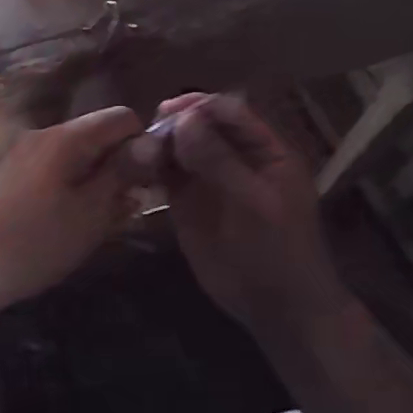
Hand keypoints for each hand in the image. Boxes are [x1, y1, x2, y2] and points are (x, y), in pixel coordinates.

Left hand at [0, 106, 145, 339]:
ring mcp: (21, 156)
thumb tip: (153, 142)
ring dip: (96, 182)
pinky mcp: (8, 178)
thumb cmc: (35, 243)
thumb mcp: (90, 213)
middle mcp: (42, 136)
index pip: (122, 117)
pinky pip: (52, 173)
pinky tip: (69, 224)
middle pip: (97, 136)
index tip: (150, 180)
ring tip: (100, 222)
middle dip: (119, 166)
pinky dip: (70, 191)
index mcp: (65, 138)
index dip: (143, 143)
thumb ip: (122, 173)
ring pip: (75, 157)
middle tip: (127, 208)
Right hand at [158, 94, 343, 336]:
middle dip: (176, 123)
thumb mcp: (254, 202)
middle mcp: (235, 159)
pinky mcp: (187, 204)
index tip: (169, 111)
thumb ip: (220, 161)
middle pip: (201, 126)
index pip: (232, 113)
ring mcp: (209, 181)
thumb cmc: (277, 251)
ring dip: (160, 144)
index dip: (201, 106)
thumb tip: (184, 120)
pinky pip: (167, 176)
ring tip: (137, 147)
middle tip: (147, 129)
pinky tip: (135, 166)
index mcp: (265, 151)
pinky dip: (152, 168)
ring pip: (181, 149)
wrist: (275, 305)